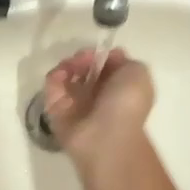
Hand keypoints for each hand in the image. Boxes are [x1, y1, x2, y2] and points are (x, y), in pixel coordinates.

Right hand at [43, 47, 154, 163]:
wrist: (106, 137)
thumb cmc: (125, 105)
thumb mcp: (137, 73)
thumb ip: (123, 60)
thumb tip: (108, 56)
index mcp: (117, 87)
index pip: (104, 64)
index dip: (100, 54)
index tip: (98, 53)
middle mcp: (96, 94)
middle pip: (83, 67)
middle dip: (82, 58)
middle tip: (82, 60)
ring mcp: (74, 102)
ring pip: (66, 74)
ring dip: (68, 65)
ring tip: (71, 68)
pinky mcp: (55, 109)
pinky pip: (52, 86)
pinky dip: (54, 76)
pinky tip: (61, 75)